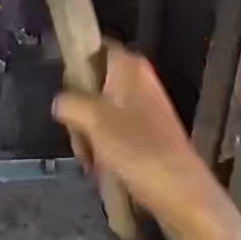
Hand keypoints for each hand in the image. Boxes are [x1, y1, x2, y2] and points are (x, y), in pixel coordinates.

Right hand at [52, 44, 226, 229]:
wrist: (181, 192)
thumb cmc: (137, 150)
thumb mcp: (93, 121)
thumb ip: (70, 102)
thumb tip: (60, 101)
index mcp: (130, 67)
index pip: (96, 47)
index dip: (76, 63)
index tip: (62, 89)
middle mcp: (139, 82)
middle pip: (94, 84)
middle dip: (79, 111)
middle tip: (78, 135)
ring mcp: (145, 109)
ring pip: (101, 112)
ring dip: (89, 135)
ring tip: (90, 160)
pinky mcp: (148, 135)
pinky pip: (114, 133)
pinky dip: (104, 148)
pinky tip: (101, 168)